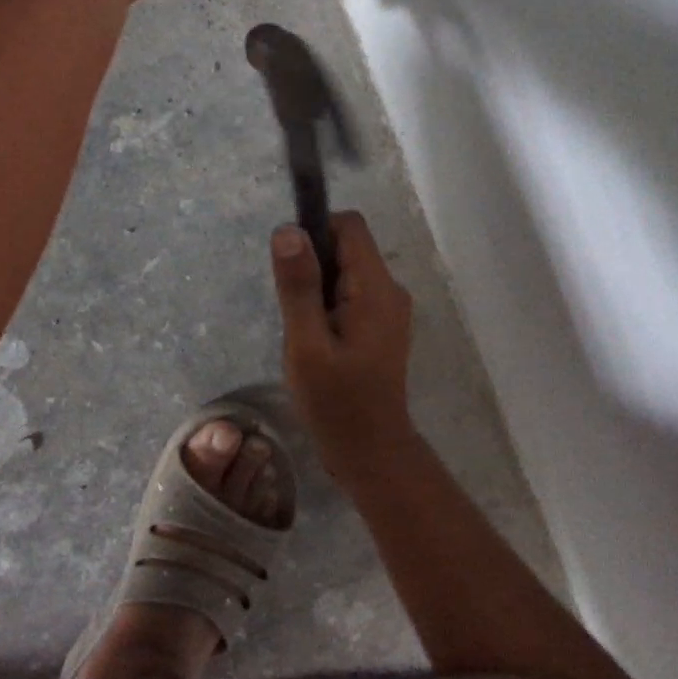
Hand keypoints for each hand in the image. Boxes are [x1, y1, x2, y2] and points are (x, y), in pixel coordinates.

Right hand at [270, 211, 416, 484]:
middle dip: (313, 268)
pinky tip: (318, 345)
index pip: (349, 225)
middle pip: (347, 247)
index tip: (290, 268)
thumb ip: (298, 286)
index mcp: (376, 288)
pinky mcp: (382, 328)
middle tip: (296, 315)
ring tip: (305, 335)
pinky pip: (351, 295)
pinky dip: (328, 308)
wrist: (371, 453)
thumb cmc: (337, 402)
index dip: (315, 232)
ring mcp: (389, 310)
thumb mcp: (306, 344)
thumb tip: (287, 231)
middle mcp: (390, 290)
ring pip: (346, 272)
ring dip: (318, 291)